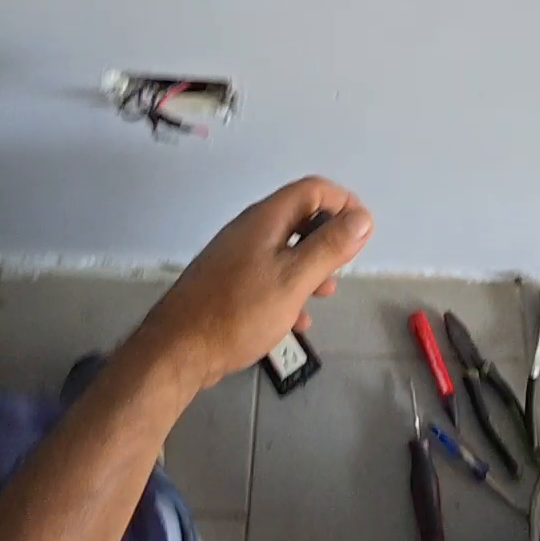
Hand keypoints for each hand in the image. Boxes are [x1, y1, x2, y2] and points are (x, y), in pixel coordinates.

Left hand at [132, 177, 372, 390]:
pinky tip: (296, 320)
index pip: (313, 189)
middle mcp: (250, 229)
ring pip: (285, 248)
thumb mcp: (294, 279)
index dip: (342, 202)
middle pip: (299, 216)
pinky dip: (289, 288)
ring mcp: (236, 255)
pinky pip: (268, 274)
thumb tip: (361, 217)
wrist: (177, 351)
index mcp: (267, 218)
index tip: (362, 231)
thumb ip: (329, 247)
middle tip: (344, 265)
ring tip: (325, 294)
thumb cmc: (240, 311)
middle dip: (328, 237)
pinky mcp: (228, 281)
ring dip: (311, 266)